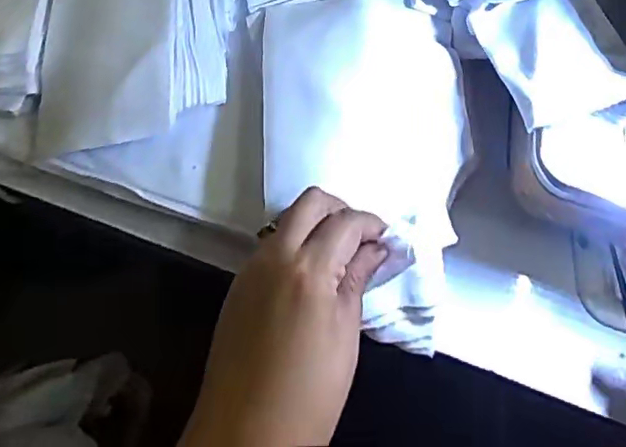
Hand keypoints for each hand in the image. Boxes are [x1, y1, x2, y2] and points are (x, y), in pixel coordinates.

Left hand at [179, 188, 387, 446]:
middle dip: (342, 210)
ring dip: (316, 224)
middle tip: (361, 238)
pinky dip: (295, 244)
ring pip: (288, 219)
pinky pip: (271, 246)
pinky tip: (311, 275)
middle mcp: (275, 257)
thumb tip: (376, 248)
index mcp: (308, 269)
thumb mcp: (345, 334)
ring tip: (339, 256)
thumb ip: (358, 279)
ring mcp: (251, 270)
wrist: (242, 440)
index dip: (373, 224)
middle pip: (312, 202)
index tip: (387, 239)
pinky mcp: (238, 287)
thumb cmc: (308, 394)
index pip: (347, 221)